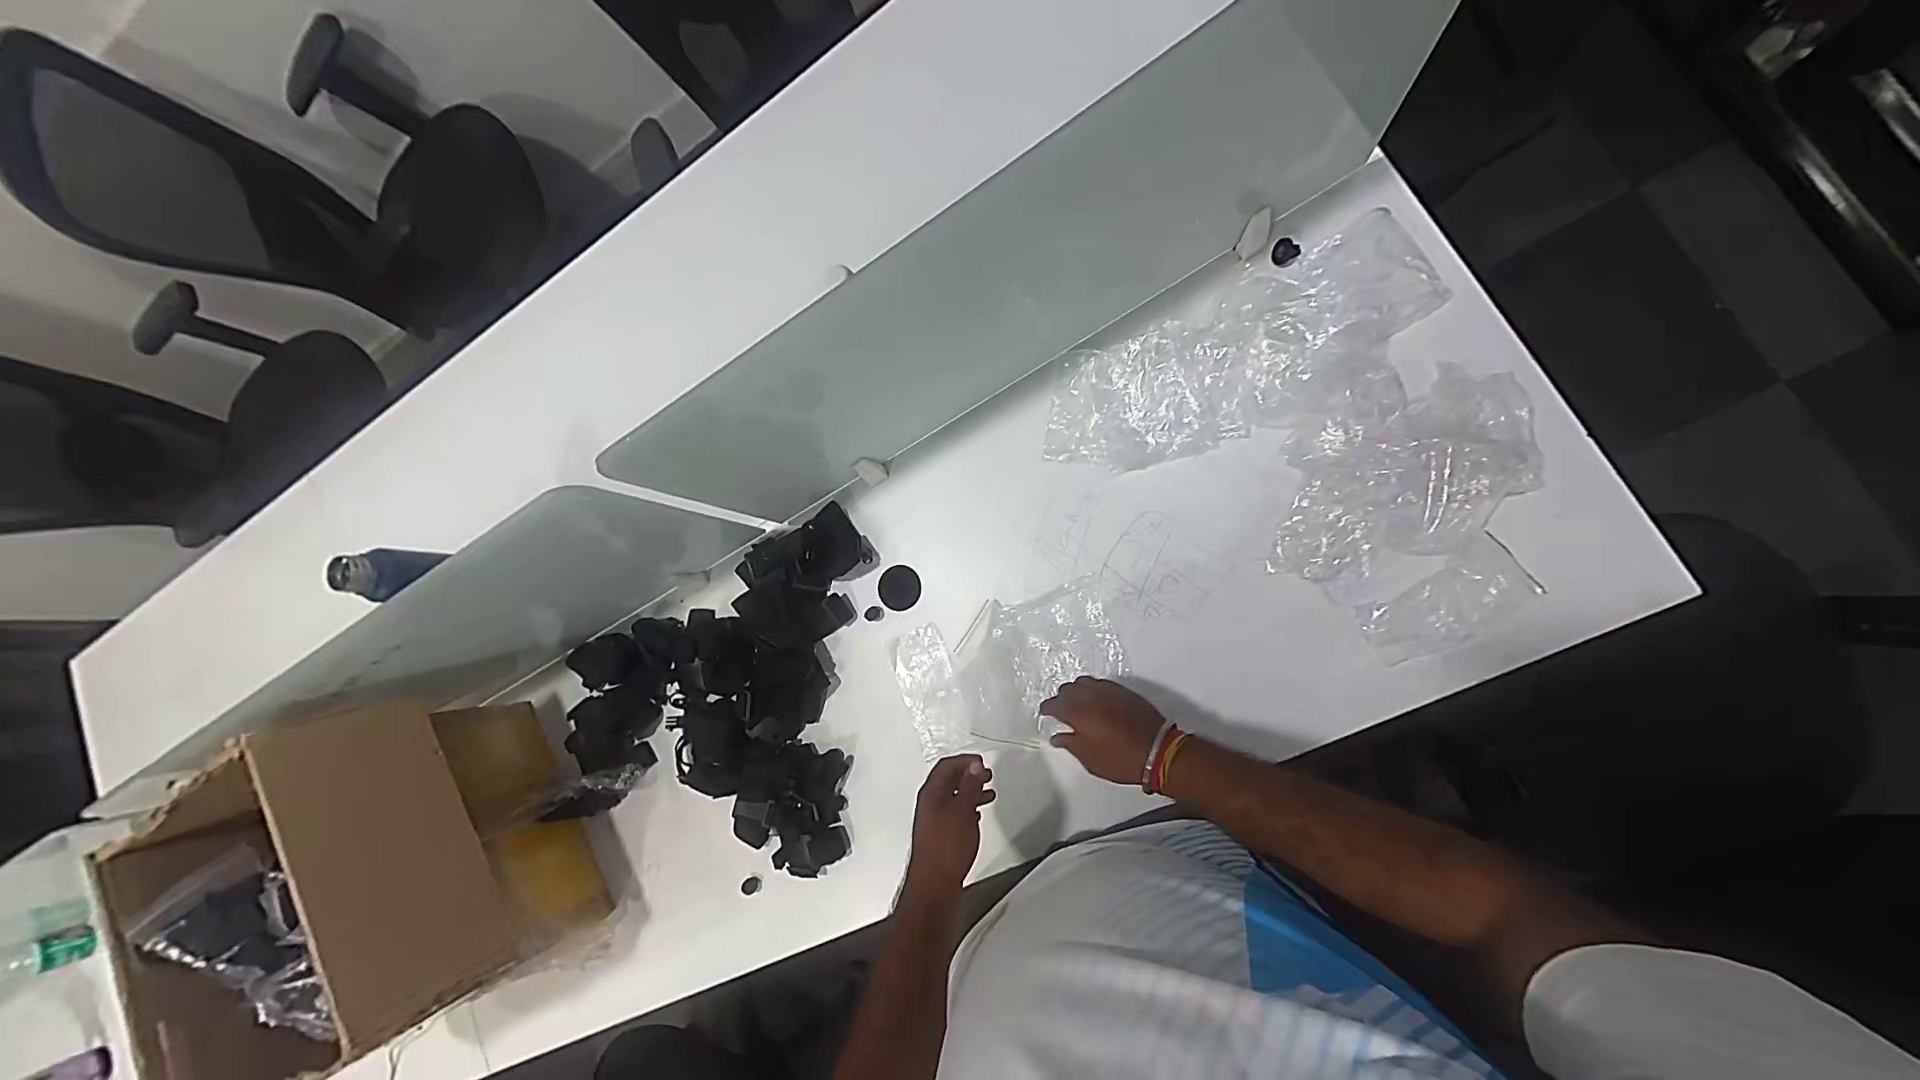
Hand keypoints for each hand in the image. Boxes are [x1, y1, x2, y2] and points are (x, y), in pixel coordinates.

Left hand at [904, 754, 995, 901]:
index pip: (947, 765)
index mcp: (932, 793)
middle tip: (984, 772)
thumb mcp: (963, 809)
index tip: (979, 761)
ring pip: (952, 796)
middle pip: (949, 779)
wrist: (934, 884)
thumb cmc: (944, 850)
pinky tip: (975, 813)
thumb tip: (974, 767)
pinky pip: (953, 811)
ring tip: (986, 791)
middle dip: (968, 774)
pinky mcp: (939, 834)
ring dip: (970, 791)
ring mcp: (933, 820)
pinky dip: (967, 807)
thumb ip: (970, 785)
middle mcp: (929, 804)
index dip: (965, 760)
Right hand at [1040, 677, 1165, 785]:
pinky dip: (1093, 689)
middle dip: (1061, 698)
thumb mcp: (1091, 760)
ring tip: (1077, 703)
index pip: (1055, 704)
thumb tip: (1058, 737)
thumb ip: (1071, 744)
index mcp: (1079, 713)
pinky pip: (1101, 683)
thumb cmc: (1122, 760)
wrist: (1158, 751)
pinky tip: (1096, 700)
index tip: (1045, 712)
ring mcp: (1109, 691)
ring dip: (1077, 690)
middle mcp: (1092, 697)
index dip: (1047, 708)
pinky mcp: (1124, 691)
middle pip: (1068, 689)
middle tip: (1060, 710)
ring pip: (1084, 682)